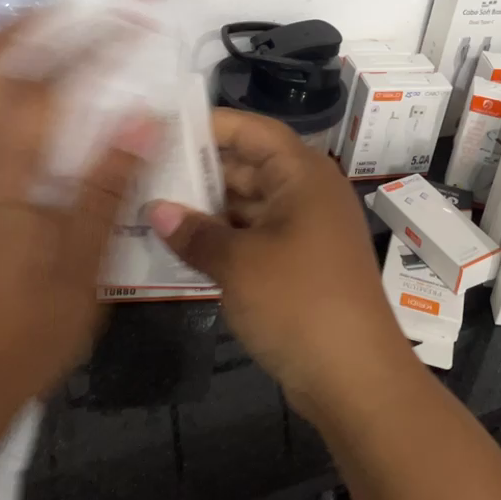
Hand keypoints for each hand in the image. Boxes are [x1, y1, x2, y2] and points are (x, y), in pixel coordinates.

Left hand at [0, 13, 158, 499]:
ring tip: (48, 31)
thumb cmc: (12, 342)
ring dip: (0, 47)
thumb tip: (142, 116)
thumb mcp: (78, 272)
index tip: (131, 21)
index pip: (46, 85)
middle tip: (83, 7)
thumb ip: (106, 187)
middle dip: (35, 26)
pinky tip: (0, 89)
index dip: (92, 45)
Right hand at [147, 109, 418, 421]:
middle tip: (145, 174)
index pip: (255, 131)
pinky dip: (227, 238)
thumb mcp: (239, 264)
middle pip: (251, 165)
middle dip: (202, 171)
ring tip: (152, 209)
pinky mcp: (304, 262)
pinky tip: (184, 247)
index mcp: (303, 174)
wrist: (355, 373)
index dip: (213, 126)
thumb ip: (195, 232)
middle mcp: (309, 192)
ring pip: (252, 203)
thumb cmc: (298, 301)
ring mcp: (308, 228)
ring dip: (210, 208)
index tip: (166, 128)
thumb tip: (157, 210)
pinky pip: (259, 235)